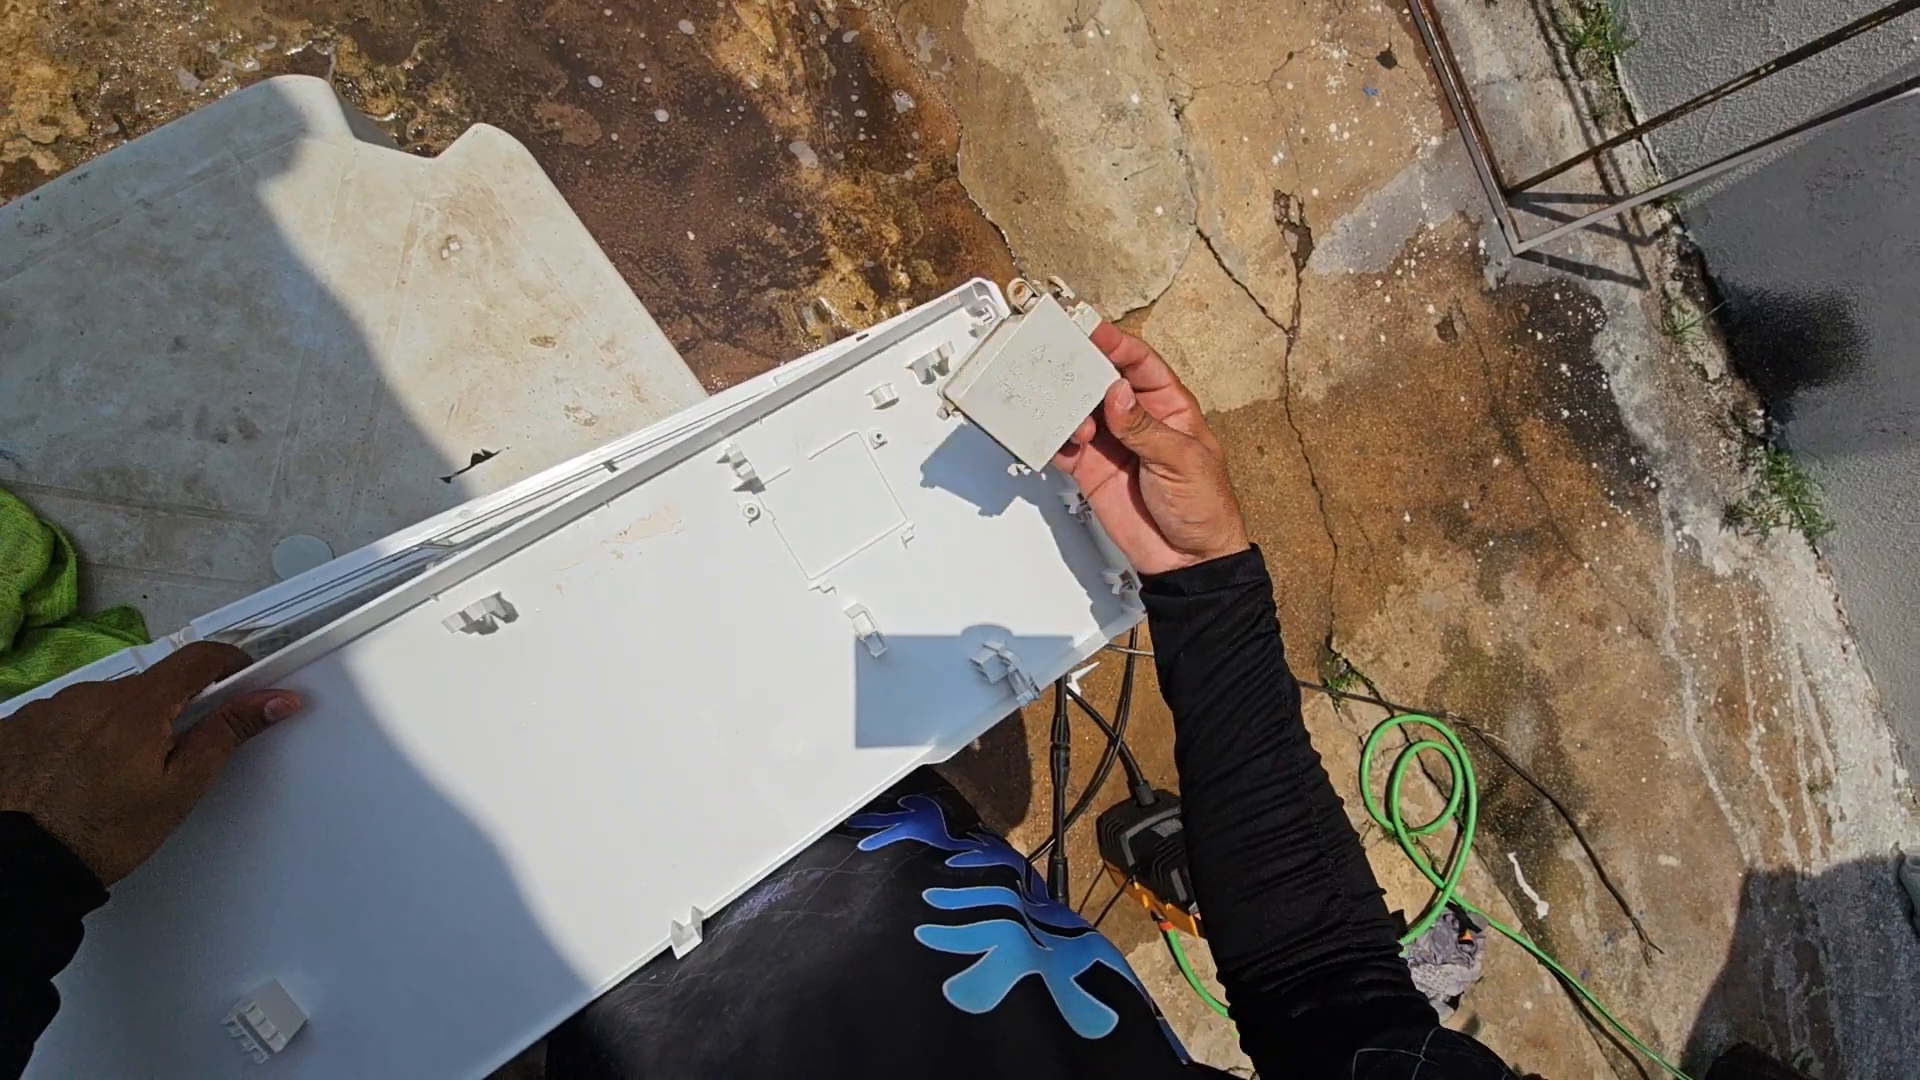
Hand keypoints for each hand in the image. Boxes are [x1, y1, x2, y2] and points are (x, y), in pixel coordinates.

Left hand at [0, 643, 300, 884]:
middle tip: (174, 750)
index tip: (241, 682)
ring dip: (121, 720)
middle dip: (171, 705)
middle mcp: (86, 697)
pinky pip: (59, 719)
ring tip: (114, 768)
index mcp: (136, 705)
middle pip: (149, 684)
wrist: (9, 873)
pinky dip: (77, 735)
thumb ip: (229, 732)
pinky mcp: (6, 732)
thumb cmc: (105, 831)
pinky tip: (73, 773)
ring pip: (102, 702)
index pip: (199, 657)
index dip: (230, 662)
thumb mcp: (183, 786)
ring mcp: (39, 713)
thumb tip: (278, 699)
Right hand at [1053, 324, 1249, 574]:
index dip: (1116, 345)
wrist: (1187, 560)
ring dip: (1069, 412)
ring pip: (1079, 413)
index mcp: (1168, 407)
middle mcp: (1136, 421)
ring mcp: (1112, 445)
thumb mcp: (1182, 460)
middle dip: (1082, 373)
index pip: (1139, 365)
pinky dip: (1056, 443)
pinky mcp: (1092, 471)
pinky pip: (1066, 448)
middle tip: (1062, 367)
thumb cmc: (1204, 507)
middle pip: (1101, 383)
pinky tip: (1059, 444)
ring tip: (1072, 425)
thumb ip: (1144, 427)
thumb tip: (1116, 393)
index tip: (1092, 333)